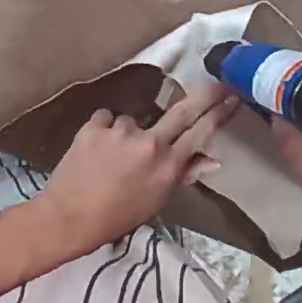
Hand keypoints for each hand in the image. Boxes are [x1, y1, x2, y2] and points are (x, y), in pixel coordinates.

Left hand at [30, 84, 238, 258]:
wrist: (68, 218)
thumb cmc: (115, 218)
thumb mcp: (155, 201)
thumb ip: (182, 175)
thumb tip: (213, 161)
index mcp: (168, 166)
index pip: (201, 132)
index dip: (219, 113)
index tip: (233, 96)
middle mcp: (149, 143)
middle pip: (183, 110)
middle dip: (205, 95)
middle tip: (216, 84)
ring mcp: (121, 132)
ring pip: (131, 121)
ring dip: (126, 134)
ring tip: (111, 157)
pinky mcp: (93, 127)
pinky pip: (105, 119)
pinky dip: (102, 130)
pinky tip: (94, 149)